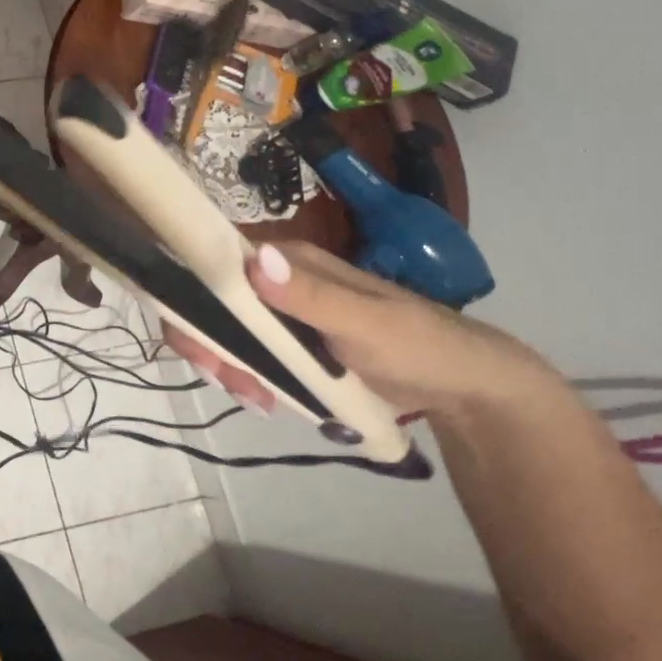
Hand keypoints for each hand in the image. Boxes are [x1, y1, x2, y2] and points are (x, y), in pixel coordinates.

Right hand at [164, 241, 558, 418]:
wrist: (472, 391)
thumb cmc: (423, 347)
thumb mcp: (369, 323)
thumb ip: (311, 295)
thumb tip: (258, 260)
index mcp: (286, 261)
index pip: (209, 265)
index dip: (188, 300)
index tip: (201, 346)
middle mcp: (273, 279)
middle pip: (207, 302)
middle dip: (207, 344)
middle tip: (230, 382)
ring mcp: (280, 312)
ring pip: (222, 332)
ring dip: (228, 367)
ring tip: (258, 400)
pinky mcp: (288, 343)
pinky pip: (245, 353)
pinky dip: (246, 377)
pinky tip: (267, 398)